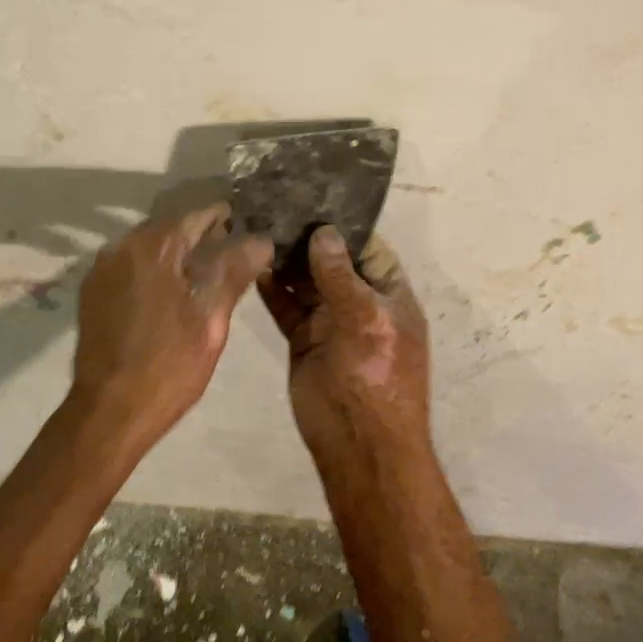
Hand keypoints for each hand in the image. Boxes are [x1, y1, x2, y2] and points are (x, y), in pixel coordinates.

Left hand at [71, 204, 272, 443]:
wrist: (109, 410)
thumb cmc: (168, 366)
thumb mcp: (211, 320)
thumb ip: (233, 272)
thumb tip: (260, 239)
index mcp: (151, 247)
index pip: (194, 217)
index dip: (220, 218)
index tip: (242, 221)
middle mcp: (120, 247)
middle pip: (167, 230)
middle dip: (197, 236)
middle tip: (228, 248)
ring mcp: (101, 270)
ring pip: (146, 248)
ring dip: (173, 253)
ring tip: (202, 271)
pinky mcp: (91, 292)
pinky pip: (128, 267)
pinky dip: (150, 270)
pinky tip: (168, 291)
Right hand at [258, 226, 431, 459]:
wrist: (359, 443)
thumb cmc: (376, 376)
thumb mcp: (366, 319)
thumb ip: (341, 275)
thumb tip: (324, 233)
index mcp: (389, 295)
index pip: (368, 249)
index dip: (343, 226)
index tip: (310, 199)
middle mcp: (360, 303)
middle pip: (331, 261)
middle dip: (307, 240)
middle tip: (272, 208)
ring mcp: (330, 321)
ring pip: (305, 282)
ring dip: (286, 261)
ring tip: (258, 230)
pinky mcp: (303, 339)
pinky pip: (286, 307)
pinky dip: (271, 289)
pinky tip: (253, 267)